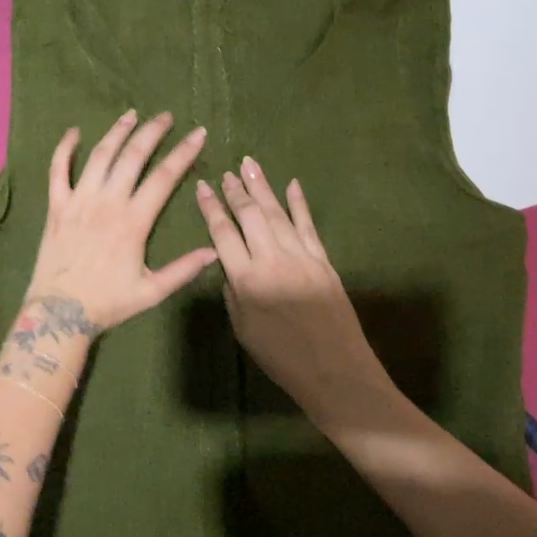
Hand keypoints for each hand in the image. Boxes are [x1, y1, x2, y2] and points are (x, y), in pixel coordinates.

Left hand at [25, 111, 219, 331]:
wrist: (59, 312)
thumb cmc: (108, 303)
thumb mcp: (151, 291)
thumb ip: (183, 270)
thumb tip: (215, 251)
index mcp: (133, 221)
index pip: (164, 177)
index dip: (183, 153)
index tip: (198, 134)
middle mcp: (107, 203)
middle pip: (133, 156)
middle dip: (152, 132)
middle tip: (166, 116)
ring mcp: (78, 201)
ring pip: (100, 156)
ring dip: (117, 132)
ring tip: (131, 115)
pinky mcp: (56, 206)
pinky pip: (58, 171)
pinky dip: (64, 149)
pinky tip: (73, 132)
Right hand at [194, 156, 395, 408]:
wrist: (334, 370)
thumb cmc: (280, 357)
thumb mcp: (242, 329)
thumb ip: (232, 293)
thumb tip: (230, 268)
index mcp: (246, 280)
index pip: (223, 234)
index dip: (211, 208)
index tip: (202, 187)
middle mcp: (272, 261)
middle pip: (250, 217)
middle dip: (236, 192)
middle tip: (227, 172)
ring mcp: (301, 258)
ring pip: (278, 214)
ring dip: (263, 188)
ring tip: (250, 165)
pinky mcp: (324, 261)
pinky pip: (308, 226)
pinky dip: (300, 204)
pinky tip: (292, 185)